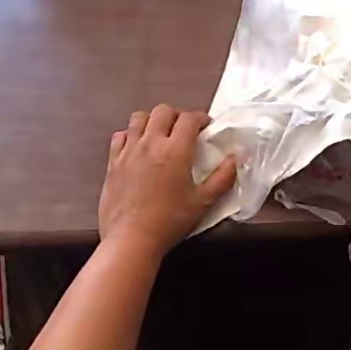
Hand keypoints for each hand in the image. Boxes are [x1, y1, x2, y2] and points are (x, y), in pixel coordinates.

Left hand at [98, 105, 236, 257]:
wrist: (131, 238)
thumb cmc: (169, 222)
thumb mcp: (203, 202)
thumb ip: (223, 178)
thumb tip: (237, 158)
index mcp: (175, 150)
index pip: (189, 119)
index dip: (200, 118)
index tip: (205, 126)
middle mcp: (151, 143)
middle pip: (163, 111)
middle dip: (176, 115)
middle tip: (183, 128)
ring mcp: (129, 151)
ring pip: (139, 118)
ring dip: (152, 120)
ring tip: (159, 133)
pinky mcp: (113, 162)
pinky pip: (120, 136)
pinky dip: (129, 135)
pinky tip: (135, 146)